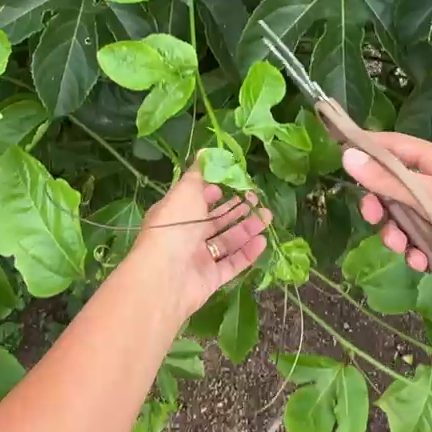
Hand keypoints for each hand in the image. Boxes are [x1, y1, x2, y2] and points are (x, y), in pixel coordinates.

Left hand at [125, 165, 269, 319]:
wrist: (164, 276)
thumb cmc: (173, 226)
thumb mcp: (185, 191)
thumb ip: (198, 174)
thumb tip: (204, 152)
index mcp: (175, 213)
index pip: (196, 200)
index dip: (213, 192)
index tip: (232, 184)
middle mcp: (185, 236)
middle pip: (214, 221)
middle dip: (236, 209)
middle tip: (257, 200)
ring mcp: (198, 259)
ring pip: (226, 242)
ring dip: (247, 229)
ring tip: (267, 216)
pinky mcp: (210, 279)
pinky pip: (232, 264)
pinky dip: (247, 254)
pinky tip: (263, 241)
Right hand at [340, 132, 431, 304]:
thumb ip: (391, 182)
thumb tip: (347, 156)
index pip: (394, 145)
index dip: (366, 148)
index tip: (338, 155)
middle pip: (397, 184)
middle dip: (381, 202)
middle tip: (373, 218)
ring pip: (409, 216)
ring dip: (398, 231)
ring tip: (402, 249)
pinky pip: (426, 239)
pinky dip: (418, 250)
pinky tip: (421, 263)